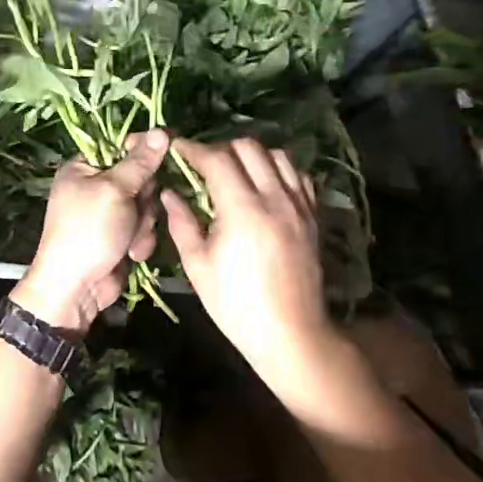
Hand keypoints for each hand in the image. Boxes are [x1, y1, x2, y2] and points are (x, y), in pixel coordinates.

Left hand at [12, 129, 168, 331]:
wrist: (76, 288)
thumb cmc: (88, 232)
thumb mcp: (114, 191)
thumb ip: (139, 163)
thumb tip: (161, 130)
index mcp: (83, 167)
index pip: (121, 145)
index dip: (145, 150)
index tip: (170, 153)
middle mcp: (95, 185)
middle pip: (140, 176)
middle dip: (145, 198)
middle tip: (138, 209)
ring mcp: (108, 212)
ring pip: (146, 204)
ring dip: (144, 224)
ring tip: (132, 240)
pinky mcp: (120, 234)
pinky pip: (144, 226)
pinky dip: (141, 240)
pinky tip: (133, 253)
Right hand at [162, 138, 334, 389]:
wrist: (290, 334)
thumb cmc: (235, 305)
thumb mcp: (197, 266)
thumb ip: (182, 223)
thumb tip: (169, 193)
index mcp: (243, 210)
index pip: (217, 159)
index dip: (193, 149)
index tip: (177, 148)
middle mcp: (275, 199)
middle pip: (248, 147)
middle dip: (220, 148)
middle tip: (203, 163)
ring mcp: (299, 206)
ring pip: (277, 155)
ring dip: (251, 155)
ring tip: (234, 171)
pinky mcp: (313, 216)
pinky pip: (298, 176)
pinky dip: (278, 170)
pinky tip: (264, 185)